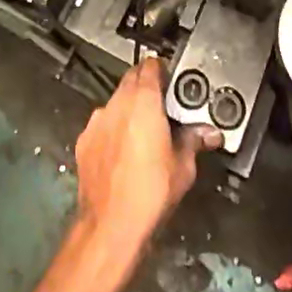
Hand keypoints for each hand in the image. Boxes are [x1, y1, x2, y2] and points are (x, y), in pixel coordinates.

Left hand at [74, 57, 222, 239]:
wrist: (110, 225)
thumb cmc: (151, 191)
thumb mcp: (183, 165)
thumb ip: (194, 141)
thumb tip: (209, 134)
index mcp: (144, 100)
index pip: (151, 66)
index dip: (162, 69)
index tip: (171, 80)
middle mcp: (117, 103)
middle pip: (131, 79)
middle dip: (145, 86)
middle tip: (162, 104)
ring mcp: (96, 121)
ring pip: (115, 102)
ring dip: (128, 108)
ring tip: (143, 131)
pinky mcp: (83, 141)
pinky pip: (102, 124)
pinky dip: (112, 129)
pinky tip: (122, 152)